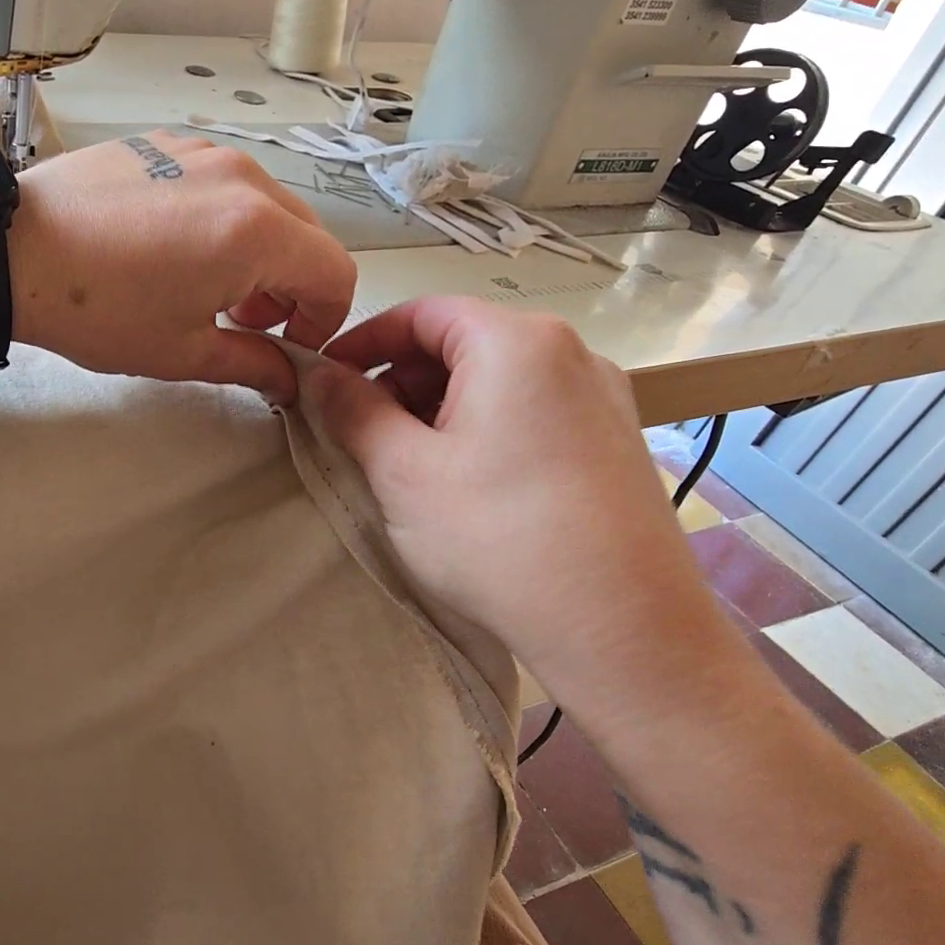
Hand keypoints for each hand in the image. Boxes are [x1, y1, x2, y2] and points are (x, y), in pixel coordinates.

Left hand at [10, 130, 356, 402]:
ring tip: (208, 287)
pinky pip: (222, 183)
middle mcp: (242, 177)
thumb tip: (286, 379)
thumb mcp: (181, 351)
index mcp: (257, 231)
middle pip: (306, 236)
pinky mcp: (165, 142)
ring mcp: (201, 151)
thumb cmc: (96, 307)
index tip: (289, 347)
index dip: (324, 320)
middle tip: (246, 323)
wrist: (12, 252)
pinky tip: (173, 248)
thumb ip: (251, 364)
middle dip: (293, 288)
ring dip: (260, 253)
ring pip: (267, 206)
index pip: (336, 274)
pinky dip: (223, 219)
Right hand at [308, 298, 710, 669]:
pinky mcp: (615, 442)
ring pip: (494, 381)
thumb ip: (352, 410)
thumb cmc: (499, 537)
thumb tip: (319, 375)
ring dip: (436, 410)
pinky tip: (464, 486)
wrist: (624, 631)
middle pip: (460, 343)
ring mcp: (603, 398)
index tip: (323, 381)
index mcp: (517, 342)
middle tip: (361, 435)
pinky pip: (529, 412)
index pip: (421, 312)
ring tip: (408, 468)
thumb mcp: (403, 471)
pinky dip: (481, 430)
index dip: (362, 342)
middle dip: (399, 380)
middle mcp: (571, 353)